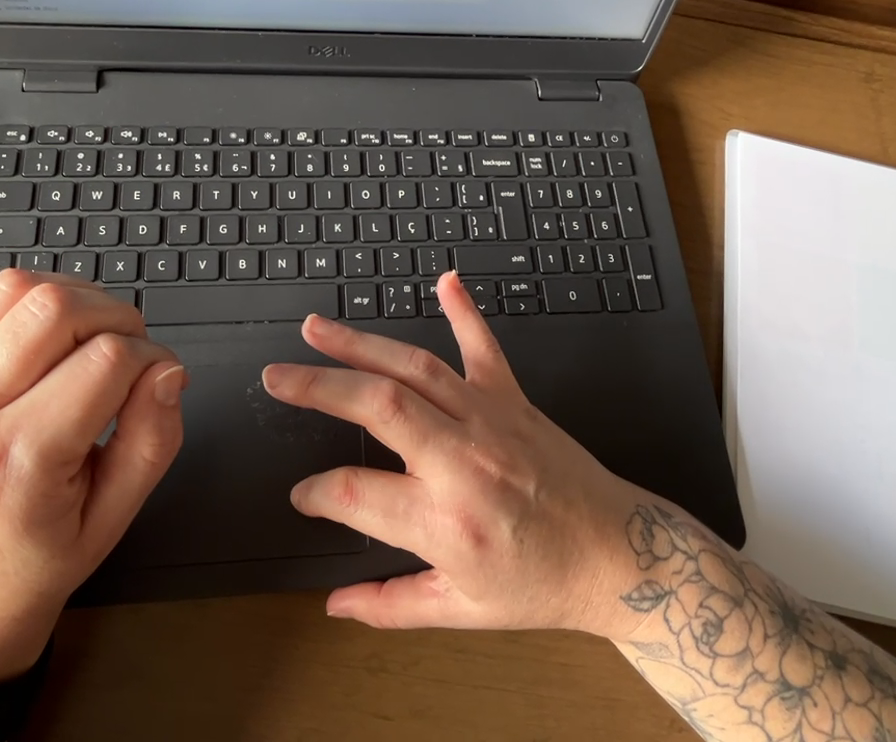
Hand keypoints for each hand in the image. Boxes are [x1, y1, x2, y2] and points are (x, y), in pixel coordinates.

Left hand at [0, 271, 187, 689]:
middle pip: (56, 309)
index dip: (152, 358)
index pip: (104, 362)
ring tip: (98, 339)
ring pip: (21, 289)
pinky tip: (63, 334)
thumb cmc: (41, 557)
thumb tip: (168, 370)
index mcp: (14, 463)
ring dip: (79, 299)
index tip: (161, 380)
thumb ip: (153, 438)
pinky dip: (42, 299)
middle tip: (134, 352)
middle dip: (117, 316)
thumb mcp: (117, 516)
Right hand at [262, 270, 651, 639]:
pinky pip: (484, 347)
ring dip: (361, 344)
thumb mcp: (461, 612)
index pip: (355, 495)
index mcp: (447, 521)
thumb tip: (333, 605)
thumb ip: (388, 606)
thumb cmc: (542, 585)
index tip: (303, 496)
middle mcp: (464, 461)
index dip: (316, 494)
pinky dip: (464, 312)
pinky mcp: (514, 399)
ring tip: (316, 329)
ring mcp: (491, 420)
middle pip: (378, 406)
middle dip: (319, 387)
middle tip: (277, 376)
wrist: (619, 556)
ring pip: (416, 368)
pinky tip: (446, 282)